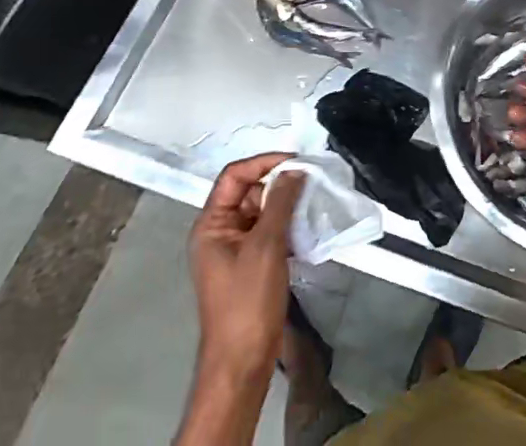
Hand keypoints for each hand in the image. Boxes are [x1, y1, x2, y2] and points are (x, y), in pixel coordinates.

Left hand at [189, 153, 303, 375]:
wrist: (242, 362)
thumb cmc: (247, 302)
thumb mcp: (266, 247)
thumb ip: (280, 204)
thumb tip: (295, 171)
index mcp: (211, 224)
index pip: (234, 176)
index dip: (263, 163)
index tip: (296, 162)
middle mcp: (219, 232)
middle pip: (249, 192)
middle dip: (279, 185)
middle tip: (311, 182)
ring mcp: (234, 250)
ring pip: (262, 213)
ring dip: (286, 206)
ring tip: (314, 202)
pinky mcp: (250, 265)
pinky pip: (268, 234)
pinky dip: (287, 227)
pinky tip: (308, 229)